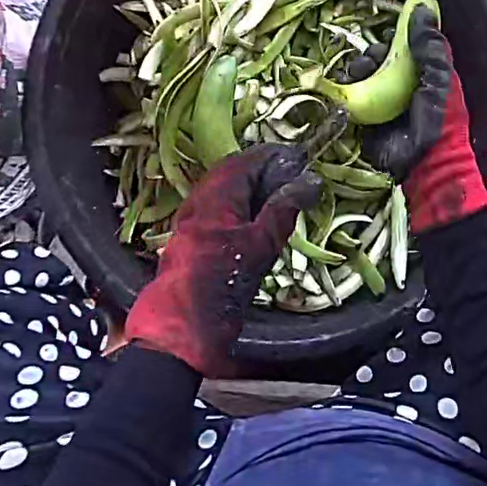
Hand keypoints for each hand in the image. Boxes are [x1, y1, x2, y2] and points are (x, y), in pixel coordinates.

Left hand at [124, 144, 320, 375]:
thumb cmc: (220, 286)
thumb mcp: (260, 247)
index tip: (296, 157)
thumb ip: (282, 211)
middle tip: (289, 173)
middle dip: (260, 168)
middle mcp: (197, 201)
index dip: (272, 156)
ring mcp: (190, 219)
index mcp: (215, 197)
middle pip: (231, 172)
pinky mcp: (189, 238)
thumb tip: (307, 182)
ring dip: (248, 186)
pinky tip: (252, 217)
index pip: (246, 161)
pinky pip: (215, 207)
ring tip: (276, 192)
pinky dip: (237, 203)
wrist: (179, 329)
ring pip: (222, 190)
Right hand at [343, 6, 486, 233]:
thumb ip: (429, 46)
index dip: (398, 33)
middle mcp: (403, 82)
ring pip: (364, 71)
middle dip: (375, 52)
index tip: (390, 26)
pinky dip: (348, 85)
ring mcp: (383, 98)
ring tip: (361, 71)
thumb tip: (419, 9)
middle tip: (375, 57)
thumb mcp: (439, 78)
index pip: (408, 44)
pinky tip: (350, 84)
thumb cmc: (439, 119)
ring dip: (361, 66)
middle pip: (382, 55)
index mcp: (426, 71)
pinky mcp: (366, 114)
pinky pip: (352, 93)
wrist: (424, 164)